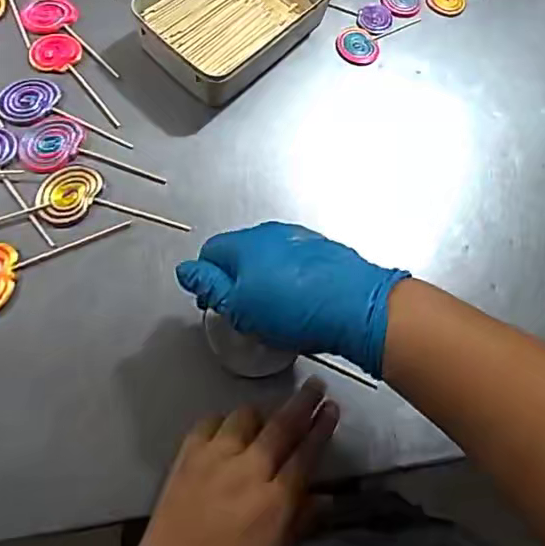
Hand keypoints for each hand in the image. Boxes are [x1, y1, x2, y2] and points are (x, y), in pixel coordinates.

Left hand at [114, 380, 338, 545]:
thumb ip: (301, 518)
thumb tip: (328, 497)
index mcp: (273, 501)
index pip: (306, 452)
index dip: (322, 427)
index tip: (332, 407)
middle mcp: (248, 472)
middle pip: (283, 425)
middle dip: (304, 401)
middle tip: (316, 385)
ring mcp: (215, 459)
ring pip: (246, 416)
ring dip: (261, 414)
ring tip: (265, 418)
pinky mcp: (187, 456)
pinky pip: (210, 422)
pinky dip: (221, 423)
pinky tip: (225, 432)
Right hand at [177, 222, 409, 376]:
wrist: (356, 306)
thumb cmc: (297, 306)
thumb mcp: (239, 306)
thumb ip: (210, 286)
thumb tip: (188, 271)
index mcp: (247, 241)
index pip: (210, 253)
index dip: (208, 281)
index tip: (216, 304)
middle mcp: (274, 232)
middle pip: (242, 254)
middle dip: (238, 280)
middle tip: (246, 312)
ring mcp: (303, 239)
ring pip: (271, 259)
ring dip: (267, 281)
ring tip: (276, 313)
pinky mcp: (325, 252)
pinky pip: (298, 265)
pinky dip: (294, 281)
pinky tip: (301, 305)